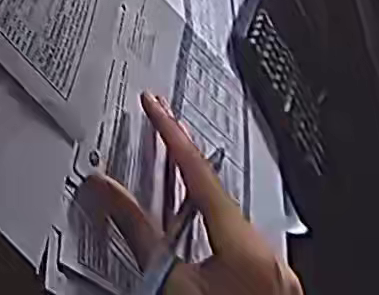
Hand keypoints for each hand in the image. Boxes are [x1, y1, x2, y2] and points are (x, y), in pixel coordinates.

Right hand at [89, 92, 300, 294]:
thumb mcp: (167, 284)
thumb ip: (135, 230)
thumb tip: (102, 187)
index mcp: (245, 245)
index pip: (198, 172)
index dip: (170, 133)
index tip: (153, 103)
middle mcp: (268, 257)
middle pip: (217, 195)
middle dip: (184, 165)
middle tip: (158, 128)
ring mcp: (275, 279)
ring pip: (227, 222)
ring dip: (195, 201)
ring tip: (169, 173)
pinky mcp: (271, 294)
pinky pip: (236, 247)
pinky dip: (209, 231)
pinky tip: (190, 232)